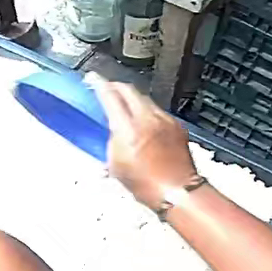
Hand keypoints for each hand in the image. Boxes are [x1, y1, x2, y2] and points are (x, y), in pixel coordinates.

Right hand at [88, 78, 196, 208]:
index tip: (93, 79)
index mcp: (127, 129)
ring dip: (132, 98)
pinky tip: (144, 122)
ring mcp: (164, 120)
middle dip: (116, 86)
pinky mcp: (176, 125)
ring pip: (144, 98)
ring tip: (125, 106)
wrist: (177, 191)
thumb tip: (111, 129)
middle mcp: (147, 120)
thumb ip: (111, 140)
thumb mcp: (115, 163)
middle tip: (108, 88)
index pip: (110, 96)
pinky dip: (147, 111)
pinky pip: (158, 110)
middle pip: (129, 90)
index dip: (99, 84)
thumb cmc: (147, 184)